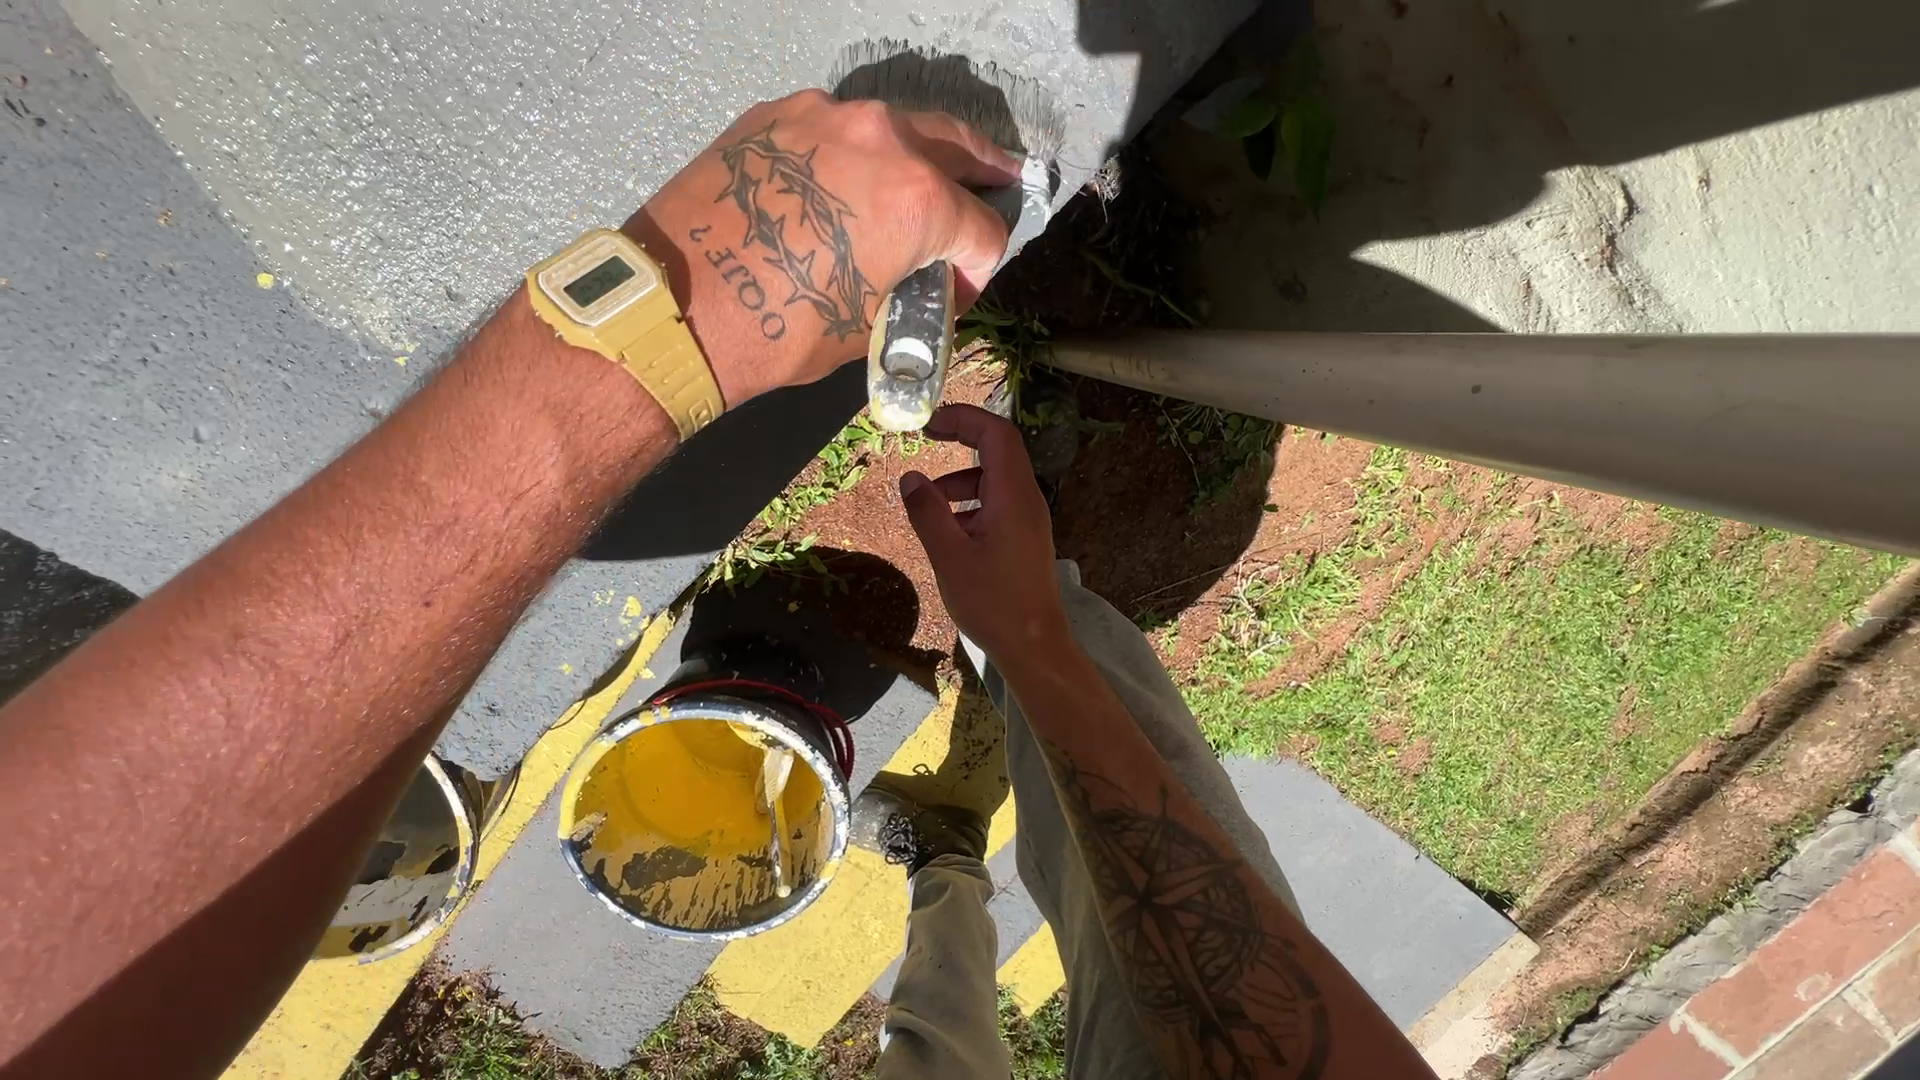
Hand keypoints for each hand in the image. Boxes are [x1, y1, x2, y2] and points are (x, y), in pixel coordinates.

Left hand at [624, 91, 1019, 408]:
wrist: (680, 306)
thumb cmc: (783, 333)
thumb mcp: (870, 327)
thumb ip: (913, 290)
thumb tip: (925, 282)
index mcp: (918, 200)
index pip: (982, 230)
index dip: (979, 271)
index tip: (957, 292)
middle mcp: (884, 139)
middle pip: (957, 148)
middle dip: (980, 178)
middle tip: (998, 184)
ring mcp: (827, 115)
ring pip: (899, 127)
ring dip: (921, 157)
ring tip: (930, 178)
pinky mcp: (780, 114)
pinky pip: (842, 128)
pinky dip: (860, 153)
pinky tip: (852, 180)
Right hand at [899, 404, 1072, 662]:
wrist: (1034, 645)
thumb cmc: (992, 602)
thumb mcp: (949, 556)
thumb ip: (927, 512)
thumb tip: (909, 477)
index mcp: (1013, 495)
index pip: (996, 433)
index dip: (964, 417)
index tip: (929, 422)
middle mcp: (1027, 499)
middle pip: (999, 450)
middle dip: (961, 439)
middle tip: (926, 439)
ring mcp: (1029, 519)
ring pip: (995, 479)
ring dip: (961, 478)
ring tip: (928, 501)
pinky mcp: (1025, 538)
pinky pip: (998, 503)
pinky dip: (971, 503)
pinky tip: (949, 530)